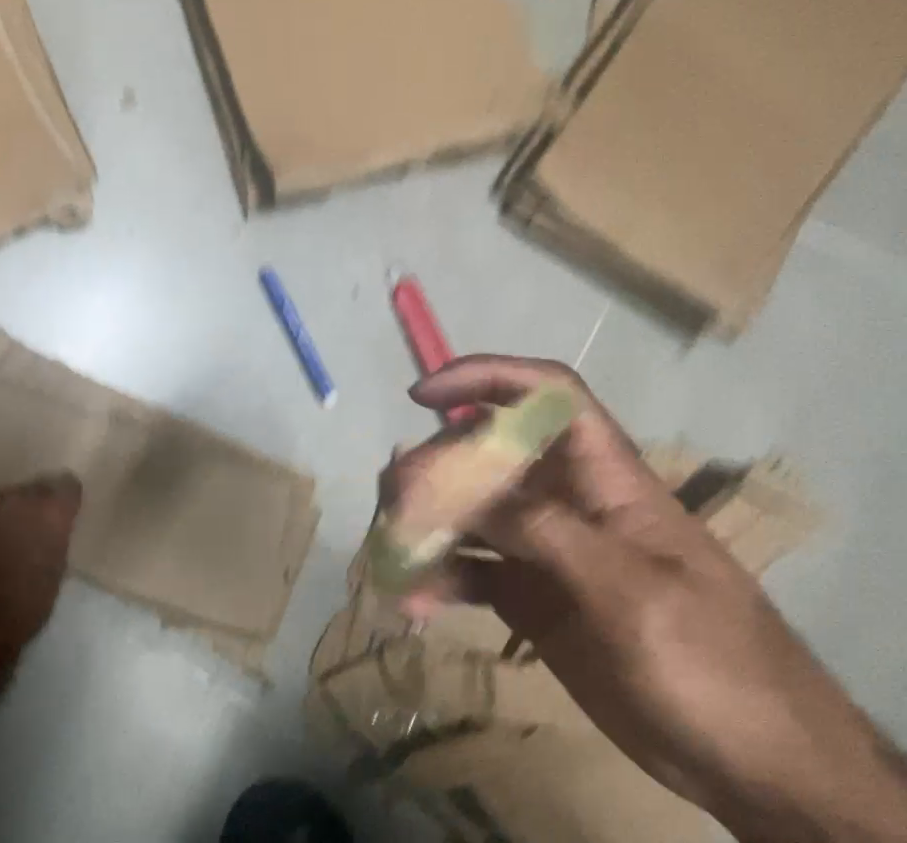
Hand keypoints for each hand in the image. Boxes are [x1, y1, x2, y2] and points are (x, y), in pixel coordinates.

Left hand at [0, 475, 81, 665]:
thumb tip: (51, 526)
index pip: (66, 484)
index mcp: (52, 511)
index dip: (62, 499)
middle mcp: (20, 496)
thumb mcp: (57, 568)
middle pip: (30, 489)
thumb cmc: (28, 604)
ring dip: (0, 511)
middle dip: (28, 506)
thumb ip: (56, 536)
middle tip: (23, 530)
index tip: (58, 511)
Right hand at [390, 355, 906, 842]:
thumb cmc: (712, 666)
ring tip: (391, 555)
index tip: (420, 397)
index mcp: (607, 485)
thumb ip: (541, 530)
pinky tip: (415, 605)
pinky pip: (466, 571)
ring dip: (421, 524)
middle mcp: (568, 507)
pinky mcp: (529, 599)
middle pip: (485, 456)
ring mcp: (545, 554)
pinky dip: (434, 580)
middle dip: (430, 470)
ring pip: (464, 512)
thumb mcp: (629, 590)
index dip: (487, 379)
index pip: (550, 399)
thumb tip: (451, 489)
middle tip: (394, 508)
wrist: (755, 767)